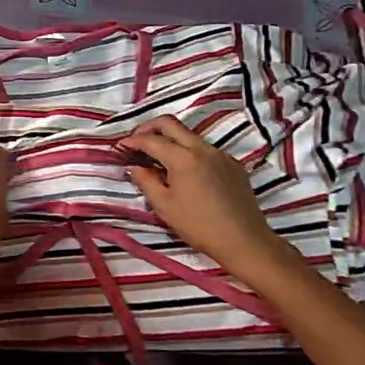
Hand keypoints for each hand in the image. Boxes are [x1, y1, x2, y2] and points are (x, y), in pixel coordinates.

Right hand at [122, 115, 296, 280]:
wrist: (244, 240)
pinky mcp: (233, 164)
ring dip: (170, 140)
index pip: (150, 140)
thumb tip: (134, 166)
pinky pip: (205, 149)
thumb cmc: (198, 226)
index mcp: (183, 158)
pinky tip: (185, 172)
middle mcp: (203, 148)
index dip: (132, 141)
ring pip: (189, 135)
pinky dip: (189, 152)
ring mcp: (221, 154)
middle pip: (170, 123)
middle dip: (148, 128)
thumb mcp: (164, 206)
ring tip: (158, 159)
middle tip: (136, 142)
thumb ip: (146, 181)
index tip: (120, 147)